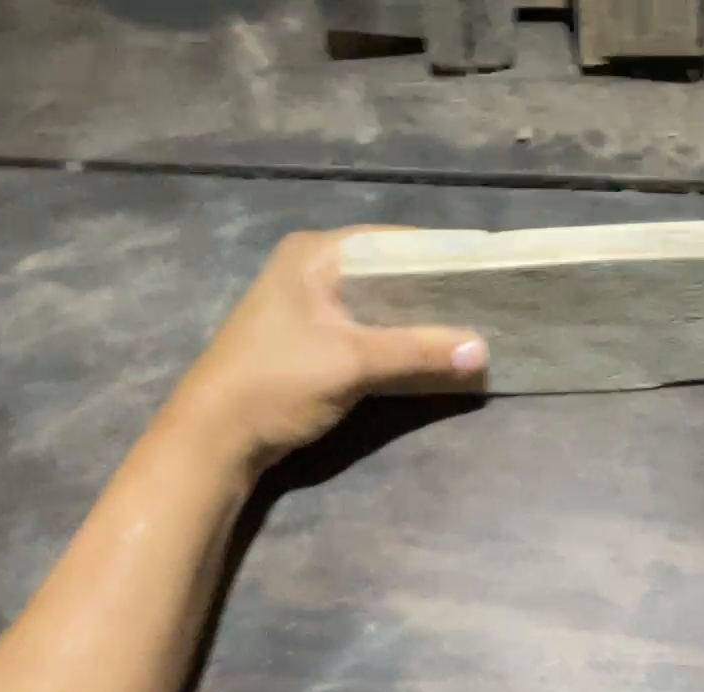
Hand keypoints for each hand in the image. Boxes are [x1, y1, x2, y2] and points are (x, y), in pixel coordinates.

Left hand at [158, 228, 485, 473]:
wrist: (216, 436)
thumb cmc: (277, 383)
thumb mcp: (352, 363)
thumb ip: (417, 352)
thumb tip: (482, 351)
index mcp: (315, 254)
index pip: (393, 242)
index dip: (442, 256)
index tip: (488, 272)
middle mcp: (314, 270)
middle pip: (390, 274)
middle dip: (436, 293)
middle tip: (487, 306)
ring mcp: (312, 308)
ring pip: (381, 306)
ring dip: (419, 323)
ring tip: (470, 331)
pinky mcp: (315, 342)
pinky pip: (370, 332)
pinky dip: (400, 343)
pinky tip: (431, 356)